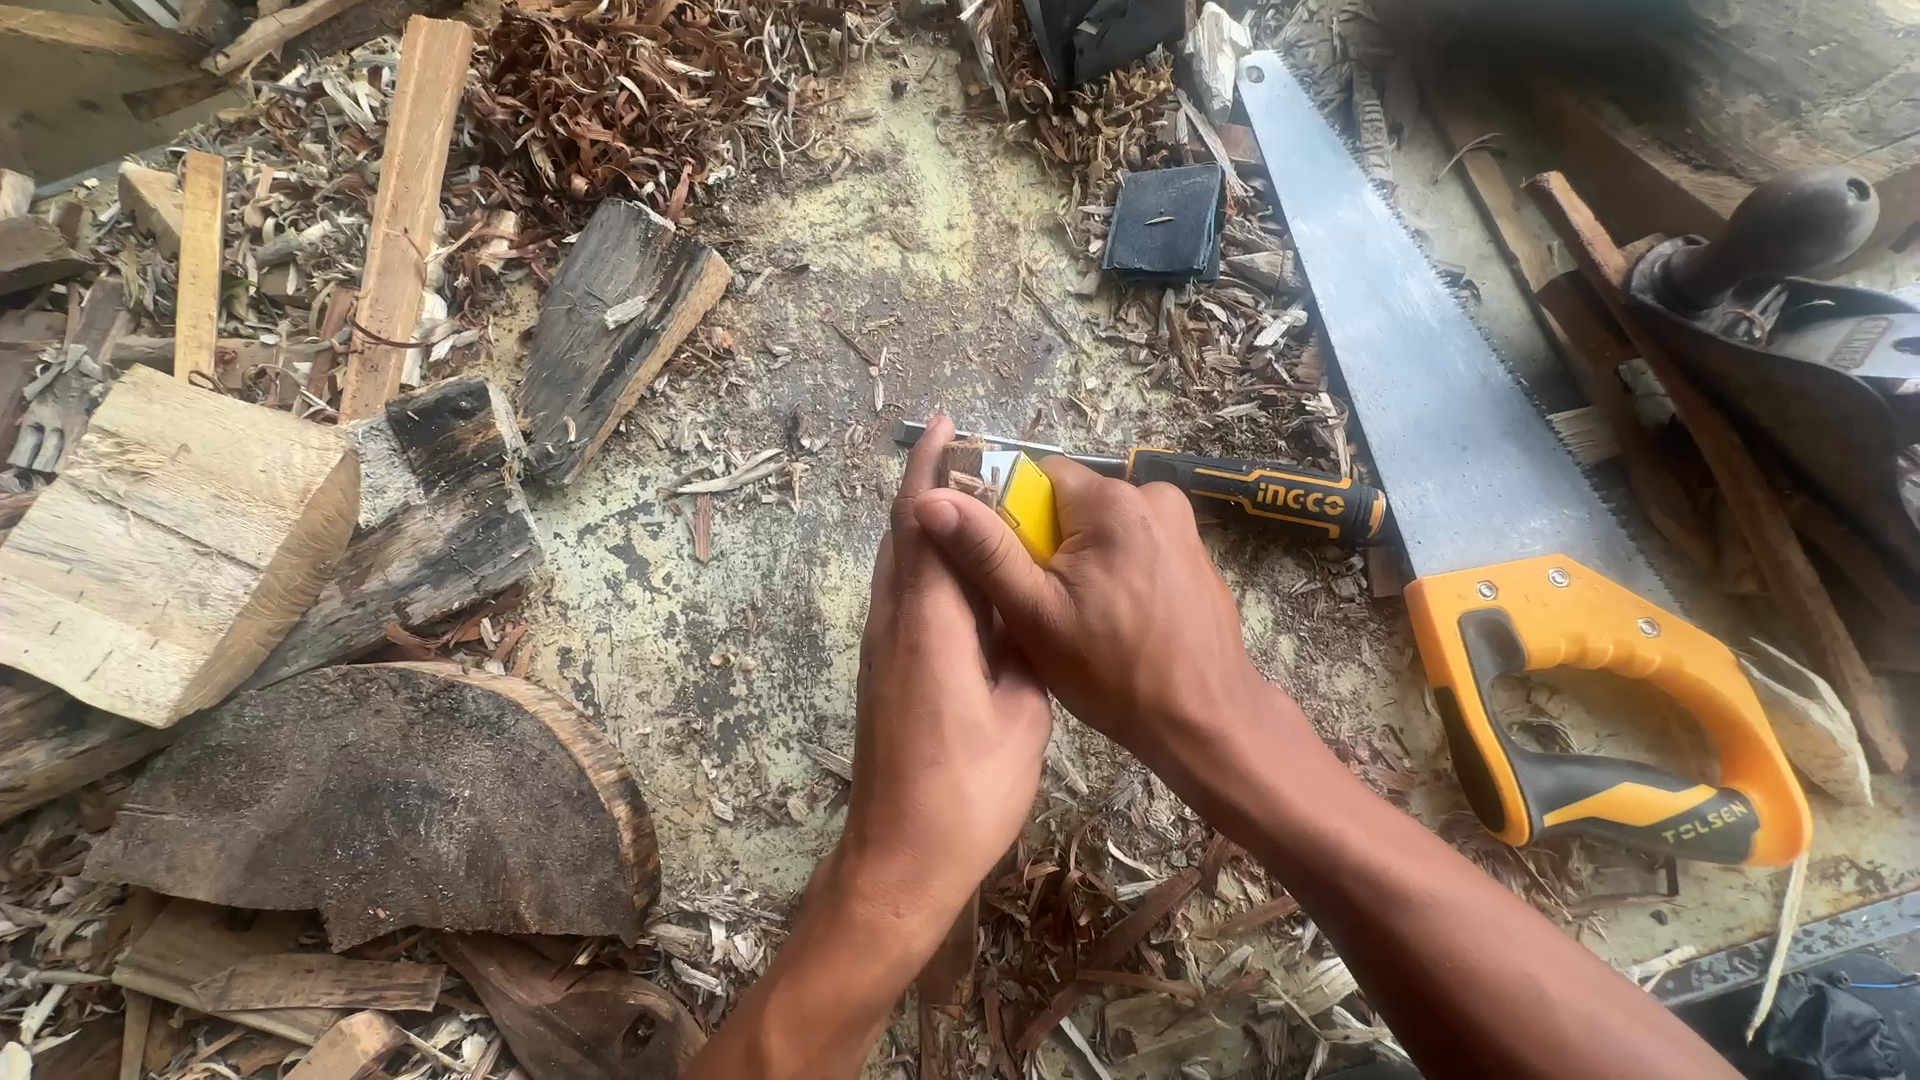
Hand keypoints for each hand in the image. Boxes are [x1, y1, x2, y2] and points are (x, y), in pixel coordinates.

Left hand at [839, 417, 1052, 913]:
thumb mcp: (1021, 718)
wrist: (900, 856)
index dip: (934, 471)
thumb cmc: (969, 793)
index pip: (927, 526)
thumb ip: (1022, 656)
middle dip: (926, 483)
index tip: (948, 426)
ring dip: (922, 521)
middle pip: (901, 533)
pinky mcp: (881, 668)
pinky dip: (923, 561)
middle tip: (965, 449)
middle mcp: (894, 622)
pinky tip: (958, 569)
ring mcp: (881, 646)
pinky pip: (901, 594)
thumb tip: (1023, 619)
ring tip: (966, 494)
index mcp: (931, 625)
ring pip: (896, 562)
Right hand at [912, 456, 1278, 771]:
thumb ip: (984, 551)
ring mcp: (1181, 522)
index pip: (1036, 477)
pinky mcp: (1194, 550)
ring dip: (1081, 559)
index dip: (1013, 520)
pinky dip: (1115, 569)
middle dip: (1049, 545)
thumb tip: (929, 499)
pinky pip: (1133, 542)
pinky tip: (1118, 617)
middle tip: (1048, 605)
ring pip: (1100, 525)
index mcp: (1112, 501)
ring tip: (1084, 617)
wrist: (1206, 720)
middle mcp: (1153, 494)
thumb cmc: (1114, 673)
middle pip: (1070, 502)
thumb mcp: (1035, 614)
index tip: (1016, 572)